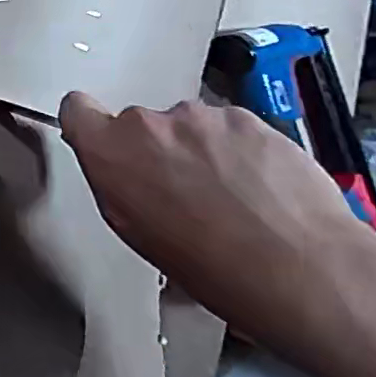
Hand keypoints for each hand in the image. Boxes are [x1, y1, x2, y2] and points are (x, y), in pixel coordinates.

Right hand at [58, 91, 375, 339]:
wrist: (299, 267)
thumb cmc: (212, 266)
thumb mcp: (135, 232)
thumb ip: (115, 183)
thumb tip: (119, 168)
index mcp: (109, 152)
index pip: (76, 109)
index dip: (89, 122)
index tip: (102, 136)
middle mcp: (147, 124)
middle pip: (139, 123)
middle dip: (156, 148)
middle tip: (182, 189)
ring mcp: (198, 116)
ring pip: (187, 125)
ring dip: (199, 148)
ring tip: (228, 194)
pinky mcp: (245, 116)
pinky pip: (229, 126)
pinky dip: (238, 148)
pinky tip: (257, 186)